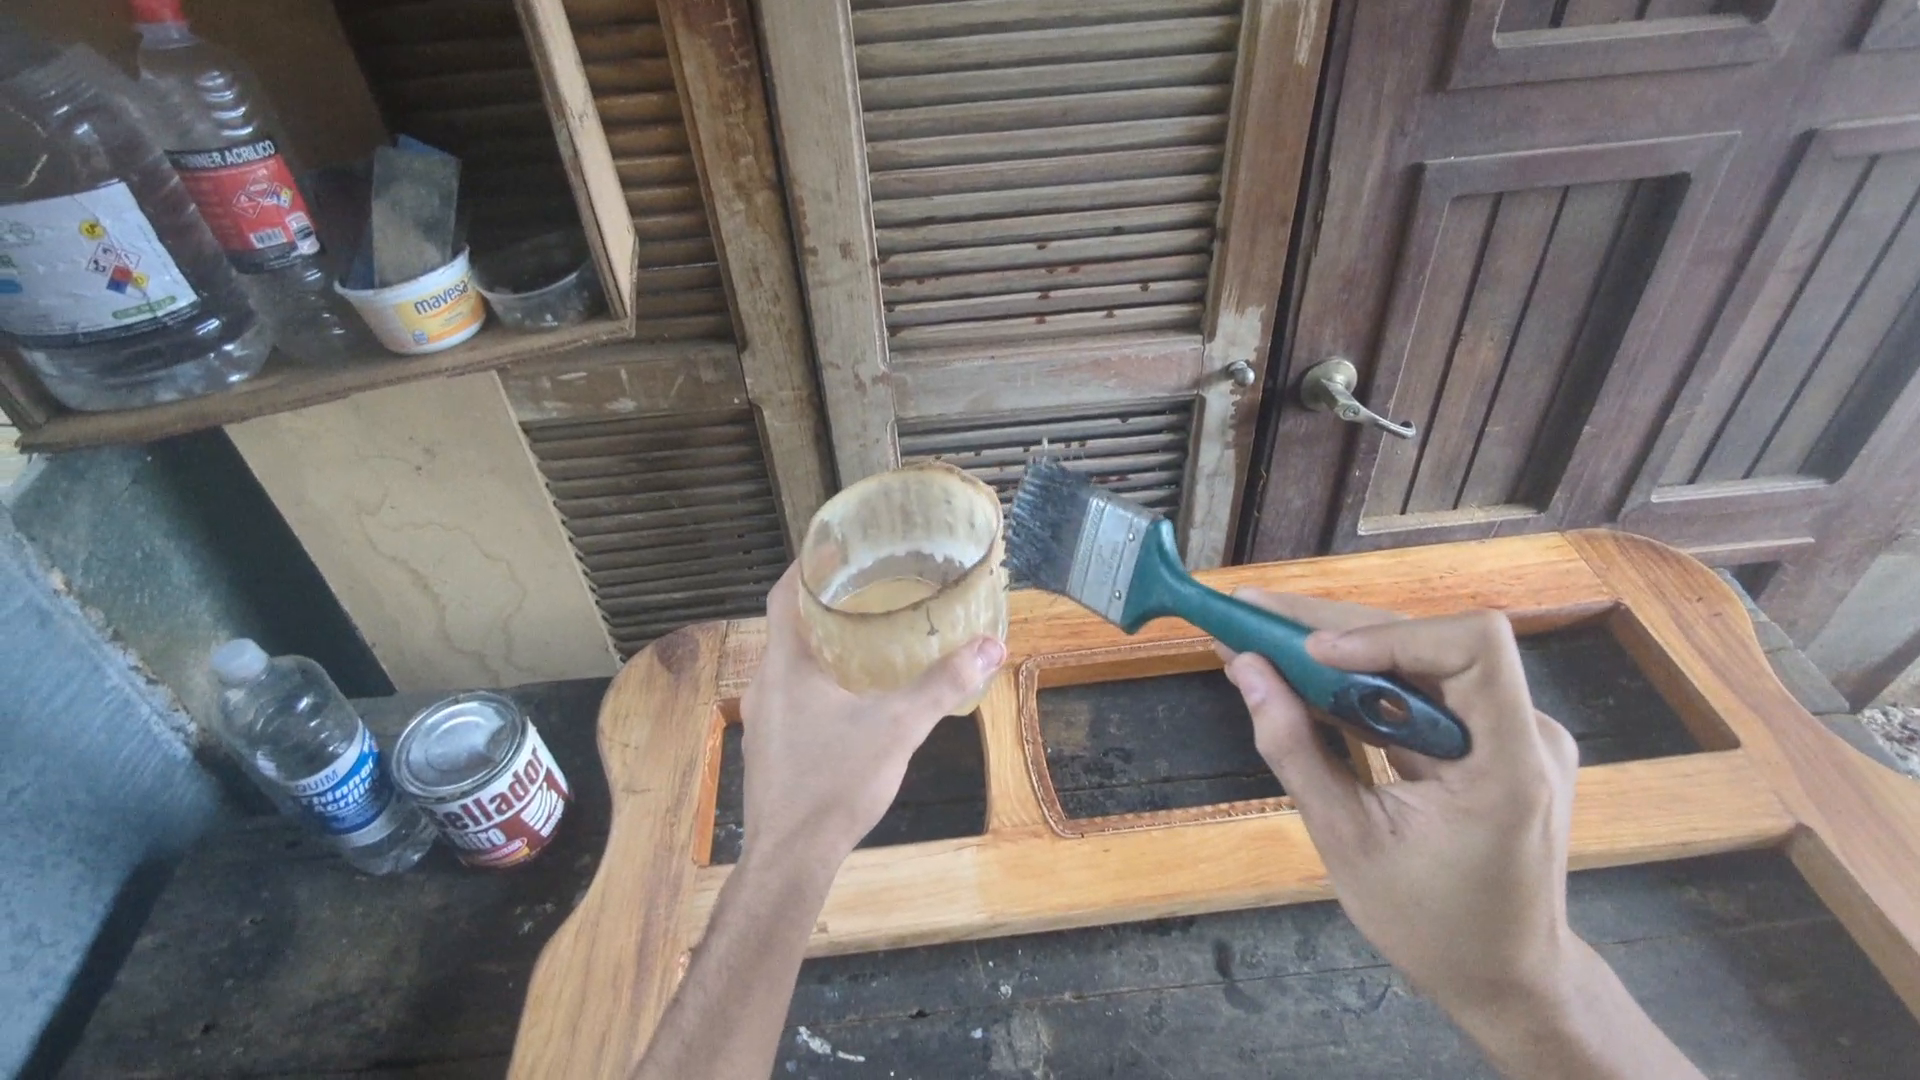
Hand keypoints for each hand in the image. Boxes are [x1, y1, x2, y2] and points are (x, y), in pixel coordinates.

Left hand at [736, 566, 1006, 869]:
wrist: (791, 859)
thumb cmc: (835, 782)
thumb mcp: (898, 727)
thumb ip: (942, 685)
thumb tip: (990, 648)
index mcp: (786, 666)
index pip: (783, 594)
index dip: (806, 565)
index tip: (836, 547)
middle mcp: (764, 684)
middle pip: (789, 626)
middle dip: (824, 603)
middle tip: (868, 587)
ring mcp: (761, 718)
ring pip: (789, 663)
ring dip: (821, 644)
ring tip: (866, 633)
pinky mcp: (768, 747)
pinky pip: (790, 695)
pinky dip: (817, 680)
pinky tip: (851, 694)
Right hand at [1215, 592, 1580, 1018]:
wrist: (1506, 976)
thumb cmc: (1430, 925)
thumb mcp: (1345, 842)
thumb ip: (1294, 750)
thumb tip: (1244, 669)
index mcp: (1507, 764)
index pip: (1472, 647)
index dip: (1385, 635)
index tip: (1309, 652)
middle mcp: (1524, 730)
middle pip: (1429, 640)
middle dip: (1333, 627)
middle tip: (1249, 616)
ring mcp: (1512, 731)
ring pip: (1418, 657)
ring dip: (1337, 646)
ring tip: (1260, 640)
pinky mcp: (1489, 738)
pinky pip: (1417, 687)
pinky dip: (1354, 679)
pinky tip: (1300, 677)